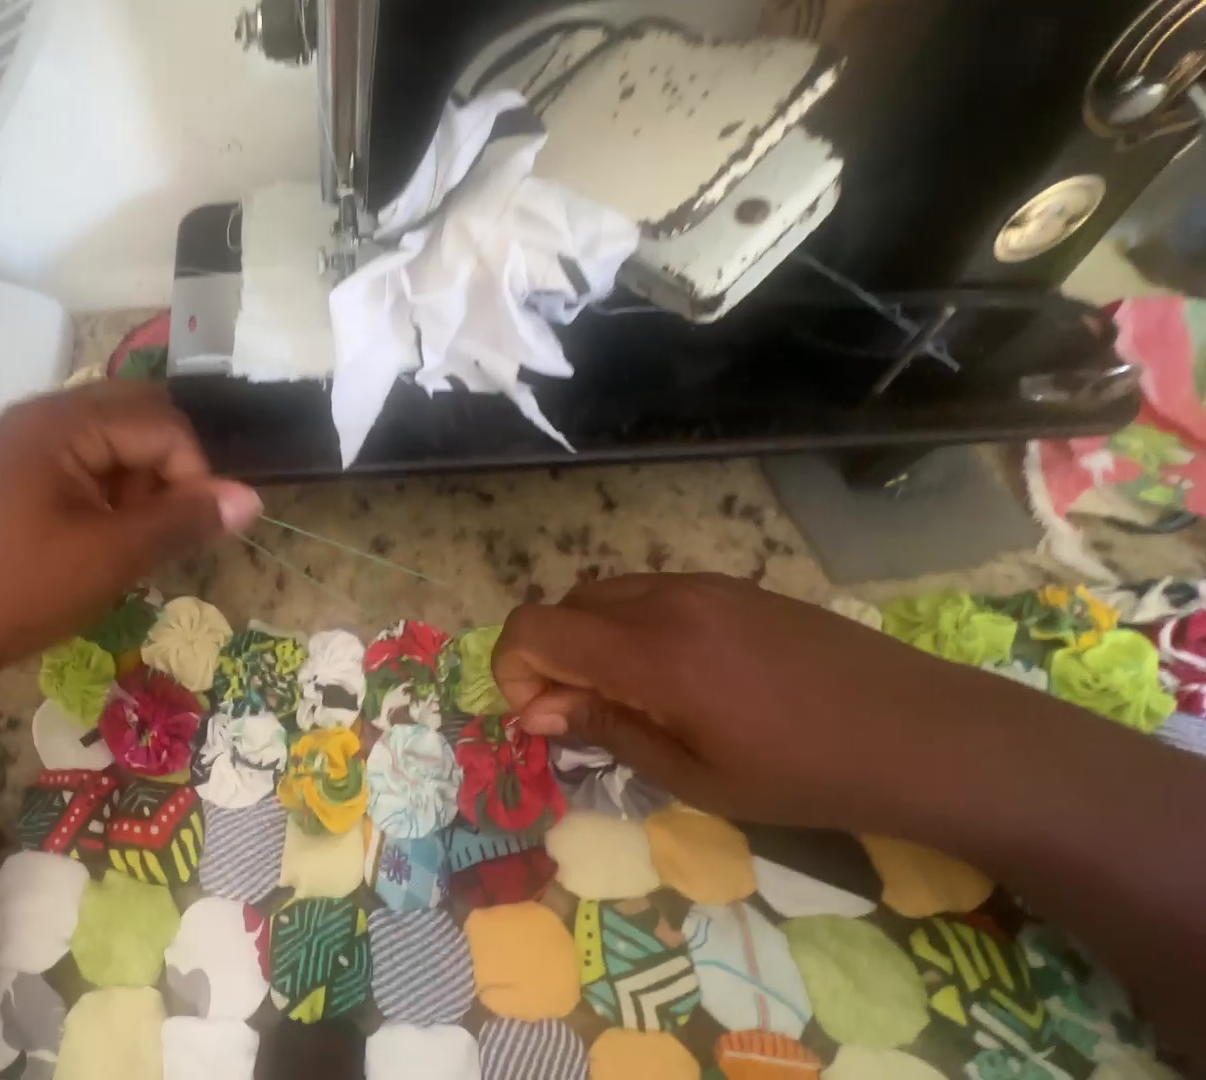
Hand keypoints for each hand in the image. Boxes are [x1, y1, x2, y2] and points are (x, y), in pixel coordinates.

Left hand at [0, 380, 261, 676]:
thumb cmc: (20, 591)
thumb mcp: (113, 557)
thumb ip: (184, 520)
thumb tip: (252, 499)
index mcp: (60, 421)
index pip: (161, 421)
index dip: (194, 472)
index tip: (196, 528)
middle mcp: (36, 415)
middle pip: (133, 419)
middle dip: (165, 472)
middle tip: (162, 529)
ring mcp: (14, 443)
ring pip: (106, 442)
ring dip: (134, 484)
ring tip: (124, 543)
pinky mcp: (4, 474)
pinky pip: (74, 463)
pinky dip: (101, 493)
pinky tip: (93, 540)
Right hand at [492, 573, 1087, 837]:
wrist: (929, 735)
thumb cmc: (806, 774)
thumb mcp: (693, 775)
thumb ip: (603, 730)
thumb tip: (536, 710)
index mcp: (650, 653)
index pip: (535, 628)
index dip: (512, 666)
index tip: (538, 713)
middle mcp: (665, 601)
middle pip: (562, 607)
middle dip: (547, 657)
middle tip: (578, 712)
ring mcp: (702, 585)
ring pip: (602, 595)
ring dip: (586, 640)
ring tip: (626, 694)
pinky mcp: (731, 585)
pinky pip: (648, 592)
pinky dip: (627, 626)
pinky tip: (672, 671)